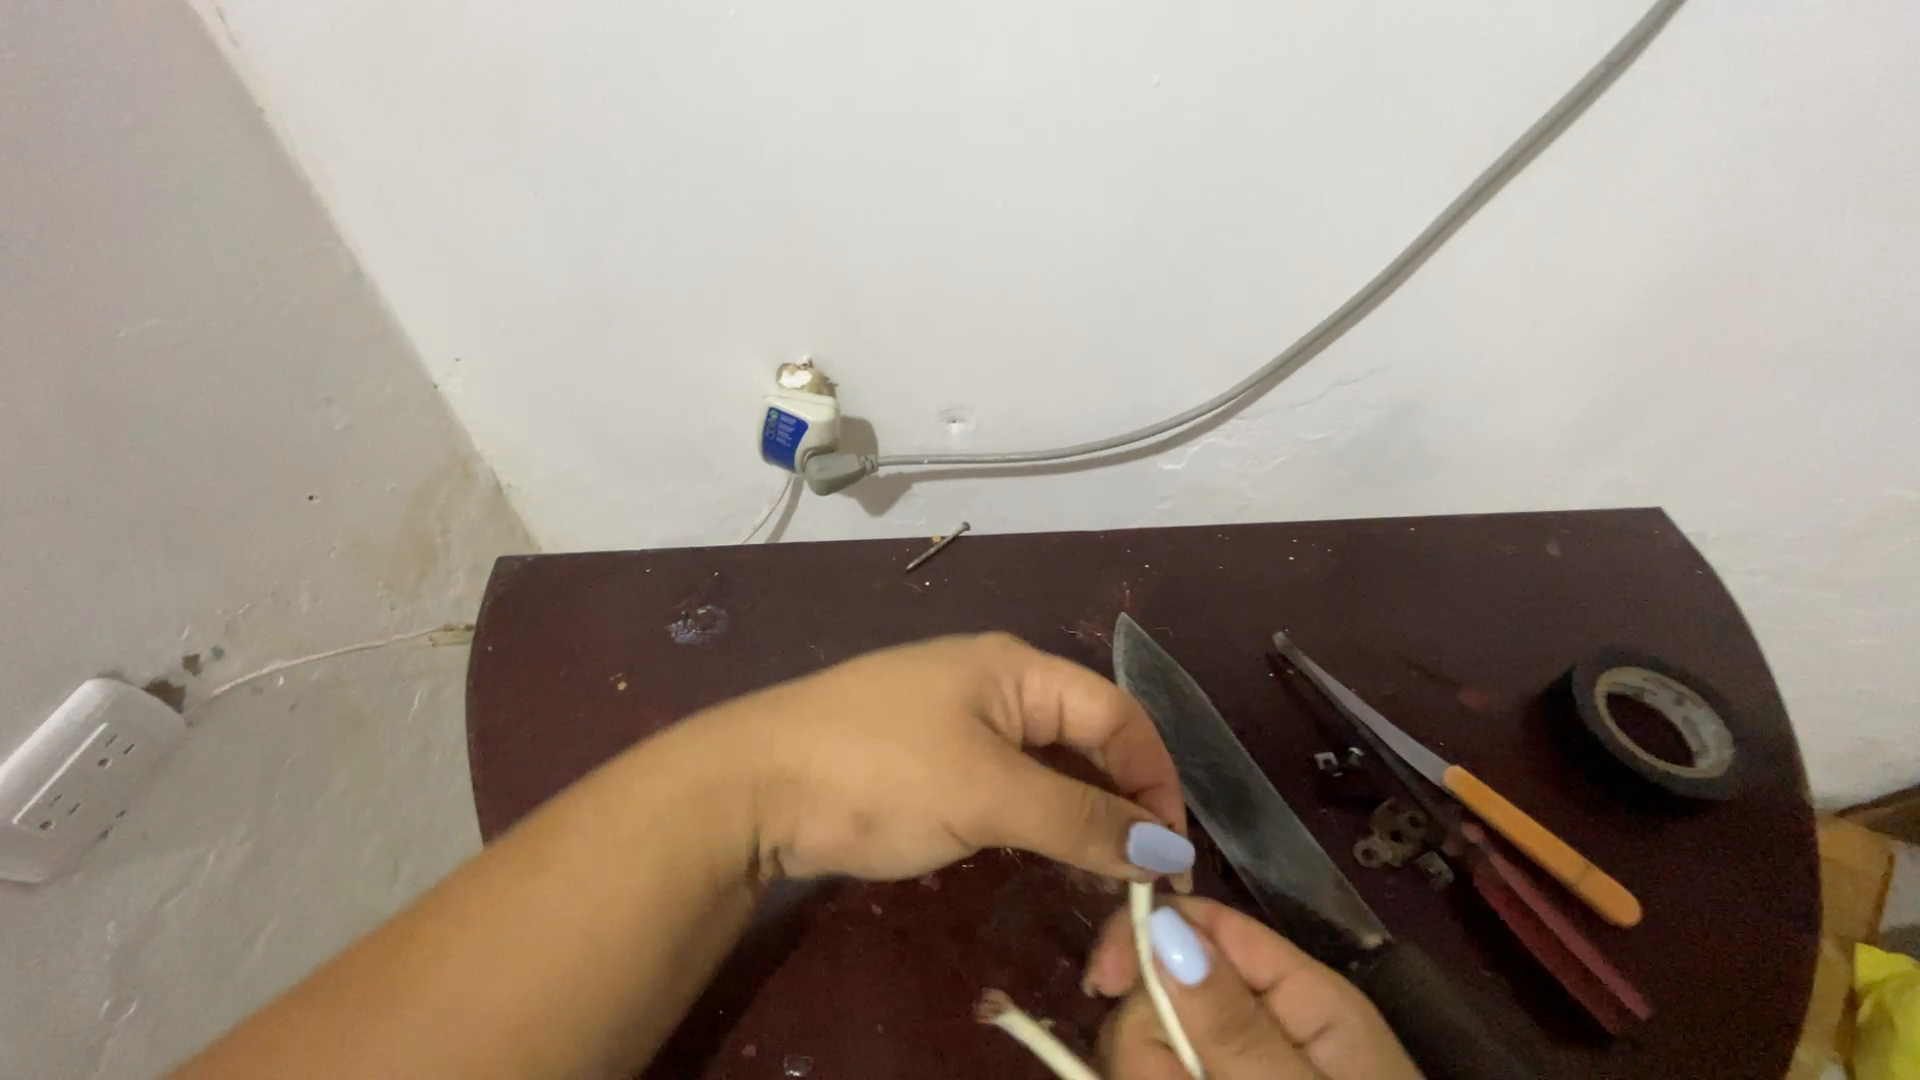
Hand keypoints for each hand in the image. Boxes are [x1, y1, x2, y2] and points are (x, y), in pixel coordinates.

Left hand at [704, 632, 1192, 883]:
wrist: (750, 784)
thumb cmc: (880, 772)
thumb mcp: (988, 795)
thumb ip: (1080, 818)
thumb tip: (1164, 849)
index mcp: (1016, 668)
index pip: (1116, 713)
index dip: (1154, 778)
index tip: (1169, 854)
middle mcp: (993, 682)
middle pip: (1084, 735)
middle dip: (1120, 799)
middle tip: (1139, 875)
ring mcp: (957, 718)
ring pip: (1045, 762)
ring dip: (1079, 813)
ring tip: (1102, 875)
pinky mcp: (928, 755)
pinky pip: (1005, 780)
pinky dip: (1034, 815)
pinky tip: (1045, 852)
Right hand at [1085, 897, 1421, 1079]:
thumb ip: (1234, 1028)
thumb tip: (1161, 925)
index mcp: (1299, 997)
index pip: (1204, 923)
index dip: (1142, 934)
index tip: (1101, 981)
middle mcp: (1257, 1024)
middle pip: (1160, 989)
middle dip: (1151, 1047)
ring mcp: (1225, 1069)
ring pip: (1147, 1048)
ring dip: (1151, 1077)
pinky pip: (1153, 1076)